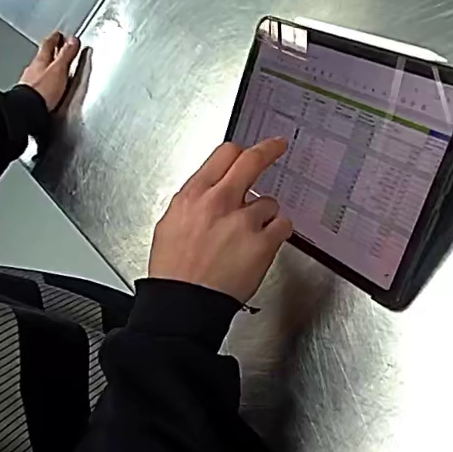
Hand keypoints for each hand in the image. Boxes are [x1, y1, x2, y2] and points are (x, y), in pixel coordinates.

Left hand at [18, 30, 81, 111]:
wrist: (28, 109)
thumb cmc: (43, 90)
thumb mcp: (59, 70)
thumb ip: (66, 55)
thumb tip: (73, 41)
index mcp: (41, 60)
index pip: (48, 44)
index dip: (55, 38)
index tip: (59, 35)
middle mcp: (33, 68)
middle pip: (43, 55)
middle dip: (51, 51)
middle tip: (58, 47)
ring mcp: (30, 81)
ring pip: (39, 68)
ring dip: (47, 65)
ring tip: (54, 67)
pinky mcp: (30, 93)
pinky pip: (38, 81)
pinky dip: (43, 79)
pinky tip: (46, 84)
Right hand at [148, 139, 292, 303]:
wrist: (184, 305)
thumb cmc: (174, 272)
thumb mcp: (170, 224)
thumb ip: (194, 203)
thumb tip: (208, 193)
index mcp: (193, 195)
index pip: (224, 154)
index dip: (241, 150)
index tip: (251, 148)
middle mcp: (219, 202)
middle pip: (252, 161)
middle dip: (269, 150)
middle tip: (278, 146)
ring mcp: (243, 222)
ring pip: (269, 201)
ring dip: (264, 214)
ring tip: (249, 237)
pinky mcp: (263, 243)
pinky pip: (282, 224)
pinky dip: (277, 232)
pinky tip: (263, 244)